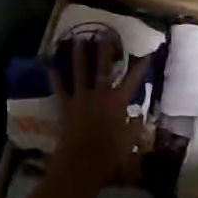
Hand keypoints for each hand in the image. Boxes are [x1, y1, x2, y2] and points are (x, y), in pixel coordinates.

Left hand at [48, 36, 150, 191]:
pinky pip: (60, 89)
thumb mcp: (130, 141)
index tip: (147, 53)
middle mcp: (100, 94)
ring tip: (78, 40)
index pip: (134, 79)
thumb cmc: (110, 155)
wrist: (82, 163)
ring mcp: (81, 98)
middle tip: (105, 34)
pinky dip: (55, 77)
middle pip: (104, 67)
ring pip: (80, 72)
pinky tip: (51, 66)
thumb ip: (135, 126)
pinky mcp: (66, 106)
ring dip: (79, 55)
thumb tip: (140, 116)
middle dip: (105, 50)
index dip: (141, 66)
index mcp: (119, 102)